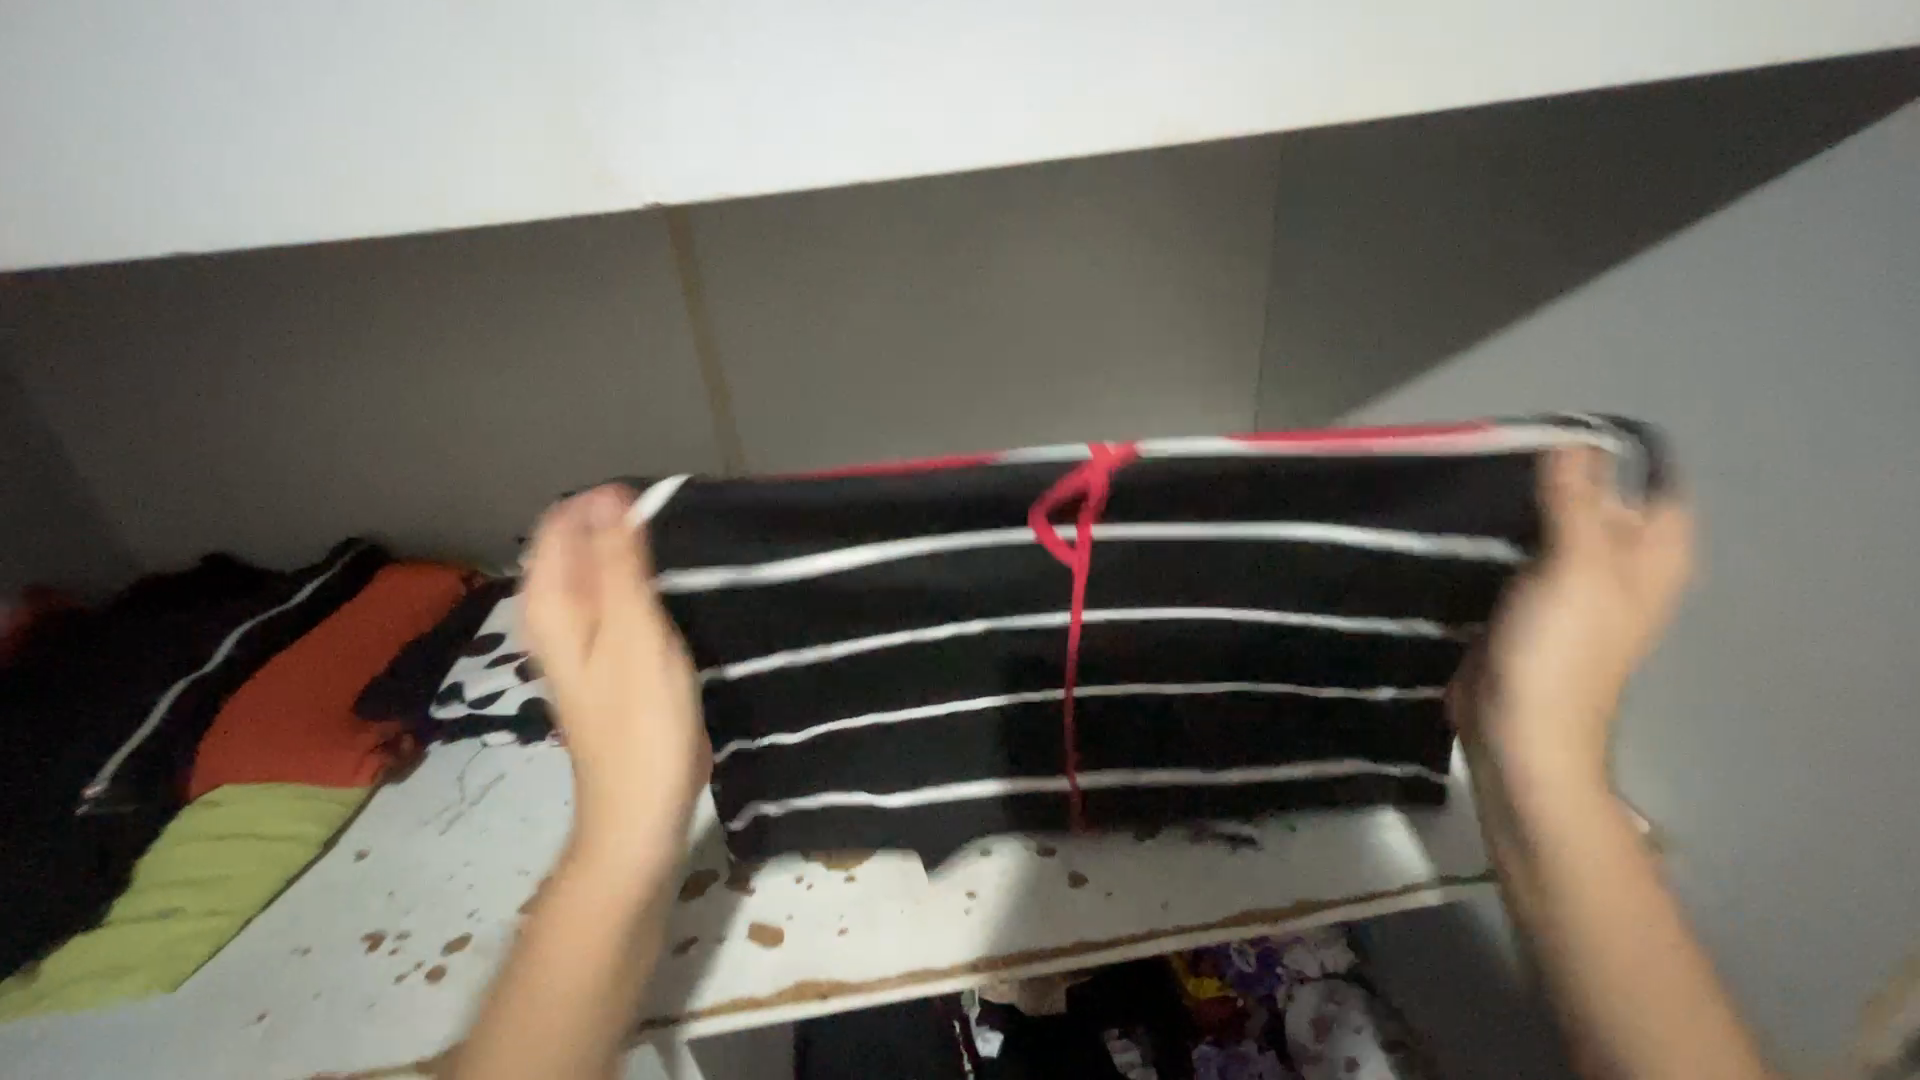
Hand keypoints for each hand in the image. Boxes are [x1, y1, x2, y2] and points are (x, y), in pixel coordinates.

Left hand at [521, 486, 710, 857]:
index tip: (664, 510)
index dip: (610, 506)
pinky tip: (684, 594)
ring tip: (690, 558)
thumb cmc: (641, 722)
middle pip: (584, 545)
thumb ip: (621, 563)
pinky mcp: (612, 658)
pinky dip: (649, 588)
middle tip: (683, 537)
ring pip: (607, 573)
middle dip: (628, 528)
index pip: (565, 522)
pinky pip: (624, 602)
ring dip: (643, 558)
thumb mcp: (634, 634)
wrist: (642, 807)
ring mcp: (584, 639)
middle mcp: (558, 615)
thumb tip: (613, 496)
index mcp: (551, 603)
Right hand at [1452, 447, 1694, 791]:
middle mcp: (1616, 566)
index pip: (1649, 483)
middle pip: (1592, 500)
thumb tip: (1573, 440)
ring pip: (1545, 527)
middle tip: (1495, 454)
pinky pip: (1511, 556)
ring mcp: (1567, 586)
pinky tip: (1459, 524)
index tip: (1549, 436)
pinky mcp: (1522, 603)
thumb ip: (1577, 504)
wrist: (1516, 727)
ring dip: (1513, 508)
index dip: (1609, 456)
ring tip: (1468, 481)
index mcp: (1650, 556)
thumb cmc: (1560, 651)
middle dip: (1549, 477)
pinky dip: (1491, 539)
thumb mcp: (1577, 569)